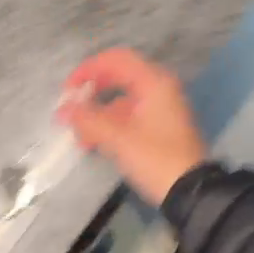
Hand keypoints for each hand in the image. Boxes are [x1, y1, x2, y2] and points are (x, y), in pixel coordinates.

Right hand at [58, 48, 208, 206]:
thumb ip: (88, 120)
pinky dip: (110, 127)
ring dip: (98, 116)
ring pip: (121, 103)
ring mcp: (160, 110)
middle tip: (70, 113)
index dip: (88, 70)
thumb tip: (63, 109)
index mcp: (153, 82)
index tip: (68, 91)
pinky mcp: (159, 130)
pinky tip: (94, 144)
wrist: (190, 192)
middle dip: (91, 96)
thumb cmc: (156, 160)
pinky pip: (129, 119)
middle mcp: (159, 90)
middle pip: (117, 80)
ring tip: (79, 137)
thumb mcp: (119, 139)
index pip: (116, 60)